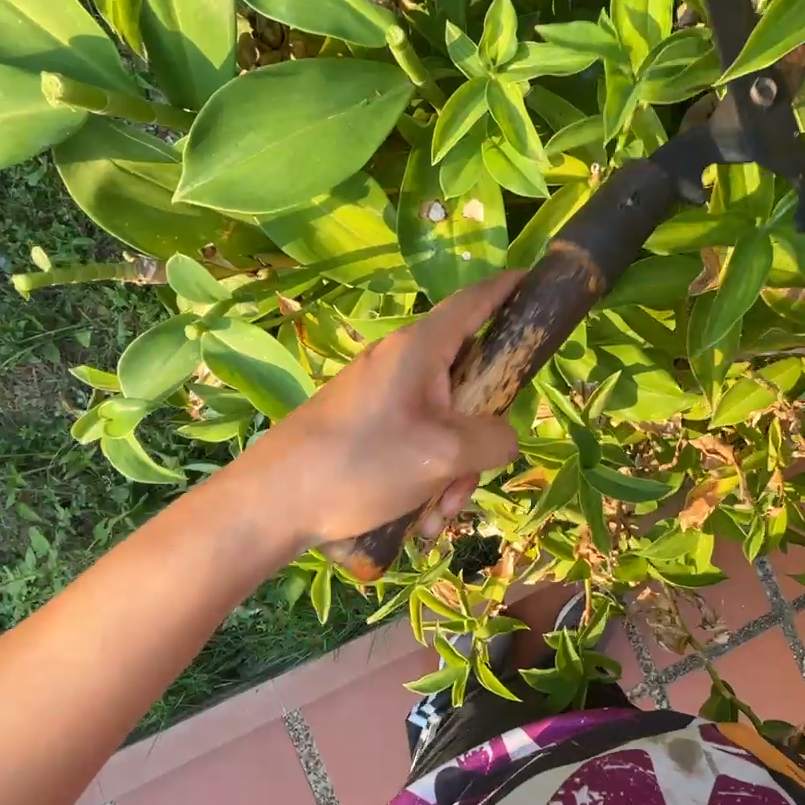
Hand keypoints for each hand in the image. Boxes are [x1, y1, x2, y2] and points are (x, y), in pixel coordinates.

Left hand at [216, 271, 524, 561]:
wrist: (269, 506)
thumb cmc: (360, 464)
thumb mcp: (444, 455)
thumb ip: (495, 439)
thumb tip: (505, 437)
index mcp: (421, 349)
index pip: (475, 302)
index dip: (509, 290)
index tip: (536, 284)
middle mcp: (403, 364)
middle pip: (470, 382)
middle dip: (481, 438)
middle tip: (470, 478)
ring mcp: (384, 396)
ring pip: (447, 424)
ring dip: (454, 472)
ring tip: (436, 515)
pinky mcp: (368, 426)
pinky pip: (419, 444)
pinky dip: (427, 479)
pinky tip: (417, 519)